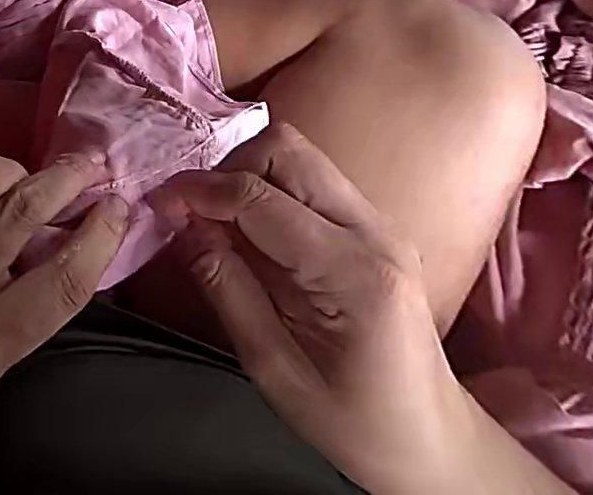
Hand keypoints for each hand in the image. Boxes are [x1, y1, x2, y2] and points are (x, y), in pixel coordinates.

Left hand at [0, 152, 129, 402]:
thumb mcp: (9, 345)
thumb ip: (51, 291)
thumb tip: (102, 216)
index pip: (59, 282)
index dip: (99, 237)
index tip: (118, 205)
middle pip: (21, 213)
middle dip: (66, 180)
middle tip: (88, 164)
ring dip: (18, 172)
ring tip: (23, 184)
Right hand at [150, 123, 491, 494]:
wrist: (434, 444)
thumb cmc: (352, 420)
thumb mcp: (271, 366)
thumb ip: (223, 285)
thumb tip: (179, 223)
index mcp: (352, 272)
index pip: (257, 196)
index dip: (196, 190)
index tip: (158, 203)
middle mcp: (372, 230)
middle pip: (283, 148)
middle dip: (225, 168)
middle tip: (195, 211)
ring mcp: (377, 220)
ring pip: (293, 151)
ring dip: (244, 171)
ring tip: (219, 217)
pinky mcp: (370, 221)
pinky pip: (305, 173)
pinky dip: (263, 182)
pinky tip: (248, 224)